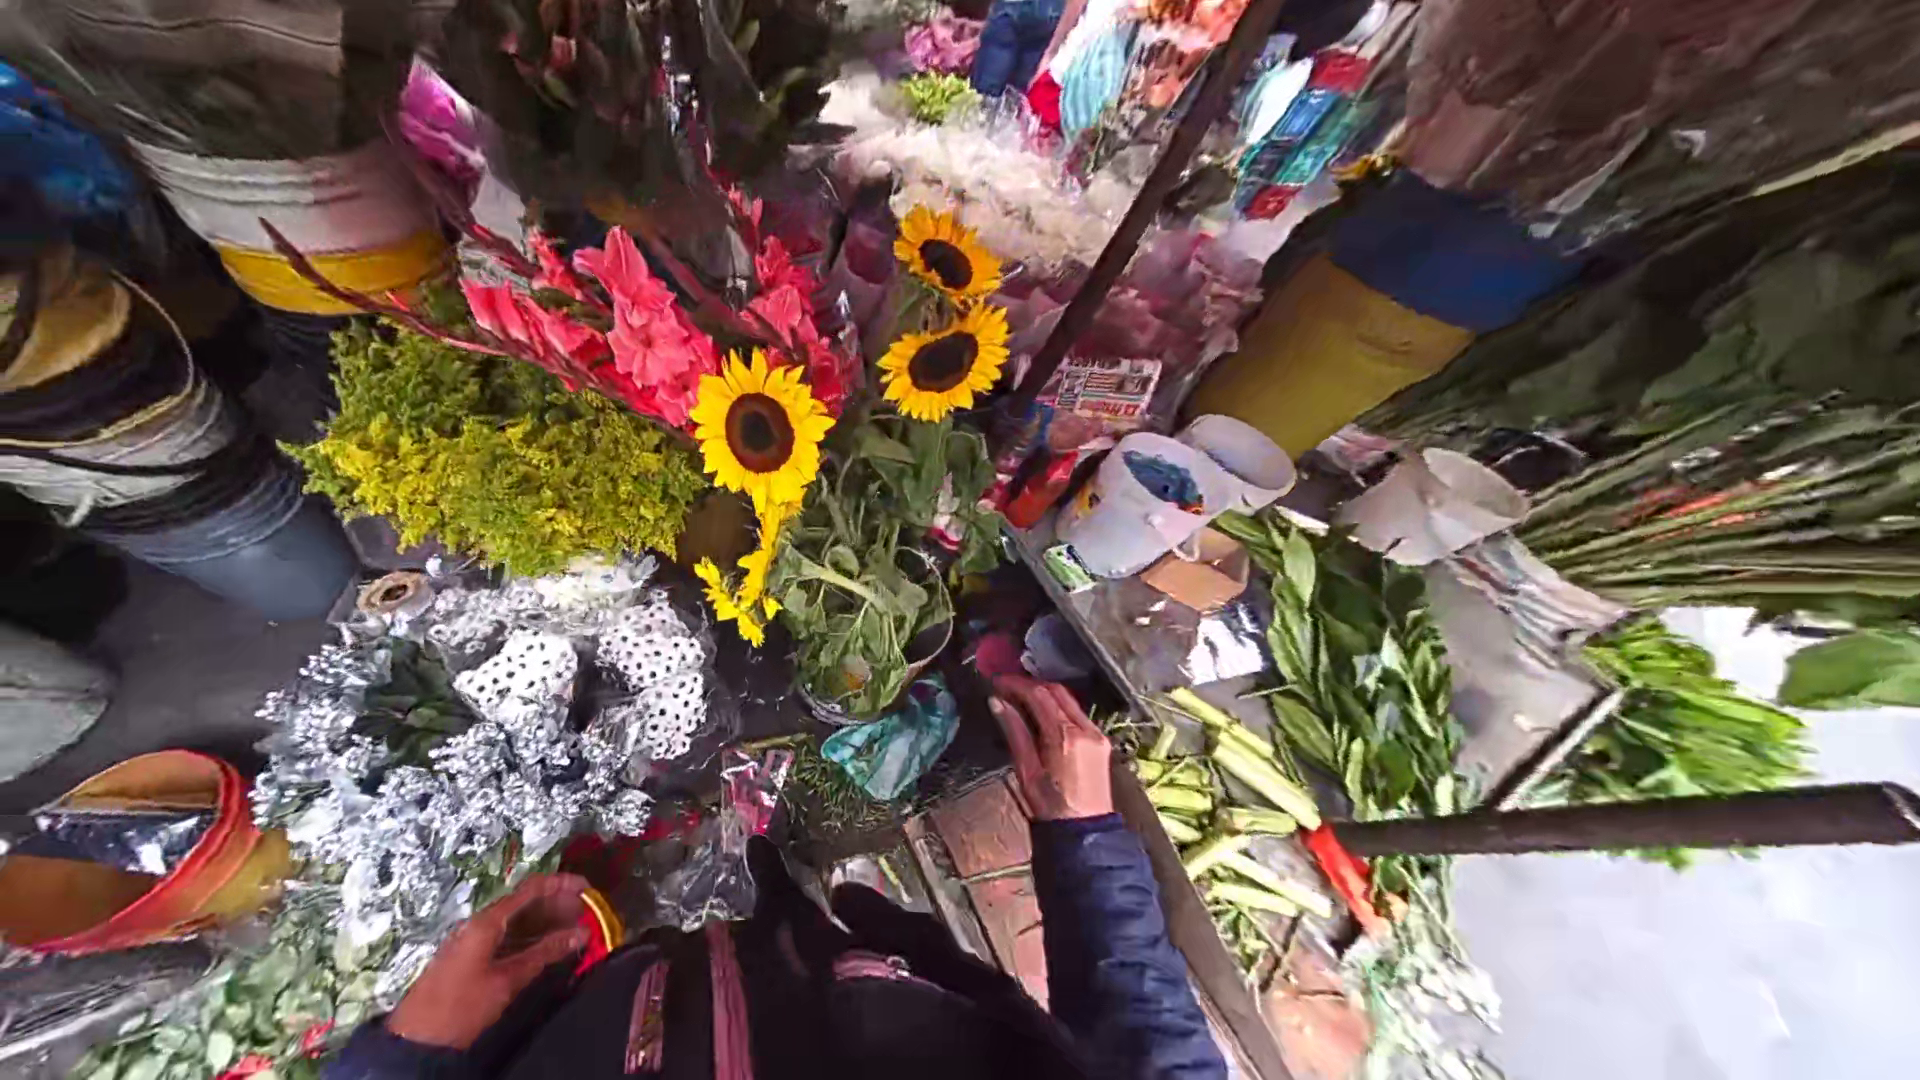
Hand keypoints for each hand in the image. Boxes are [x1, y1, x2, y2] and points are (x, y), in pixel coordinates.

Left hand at [386, 874, 589, 1048]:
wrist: (410, 1047)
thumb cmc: (461, 1008)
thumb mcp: (508, 980)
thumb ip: (546, 952)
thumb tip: (583, 933)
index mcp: (487, 921)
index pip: (532, 888)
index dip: (563, 884)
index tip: (588, 890)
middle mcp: (479, 923)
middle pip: (526, 902)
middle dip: (559, 905)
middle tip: (585, 915)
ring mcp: (472, 940)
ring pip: (518, 920)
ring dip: (547, 922)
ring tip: (573, 931)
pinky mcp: (469, 957)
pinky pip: (507, 935)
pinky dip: (531, 937)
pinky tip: (548, 947)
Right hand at [989, 675, 1112, 820]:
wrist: (1085, 833)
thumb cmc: (1050, 807)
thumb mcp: (1026, 770)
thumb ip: (1014, 732)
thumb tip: (996, 702)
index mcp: (1065, 736)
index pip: (1040, 695)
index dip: (1017, 684)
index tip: (998, 682)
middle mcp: (1086, 729)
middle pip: (1057, 691)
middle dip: (1031, 684)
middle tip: (1007, 686)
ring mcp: (1097, 734)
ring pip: (1068, 700)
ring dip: (1045, 693)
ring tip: (1020, 696)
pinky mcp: (1101, 741)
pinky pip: (1077, 712)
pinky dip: (1058, 706)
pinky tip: (1041, 712)